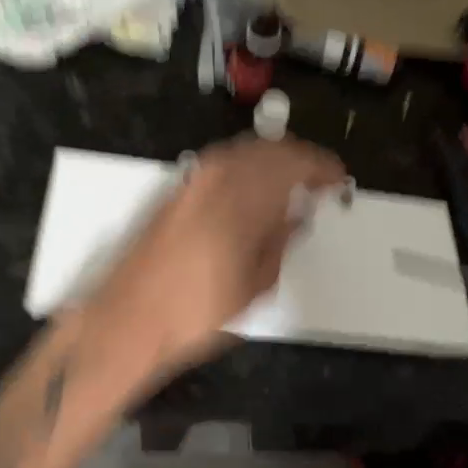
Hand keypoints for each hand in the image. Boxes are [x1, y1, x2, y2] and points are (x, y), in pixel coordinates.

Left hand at [85, 136, 346, 375]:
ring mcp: (194, 181)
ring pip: (246, 150)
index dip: (323, 168)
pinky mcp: (179, 189)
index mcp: (243, 201)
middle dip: (301, 158)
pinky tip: (256, 183)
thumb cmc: (195, 313)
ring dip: (274, 157)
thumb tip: (296, 218)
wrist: (130, 318)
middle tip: (320, 178)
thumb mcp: (255, 287)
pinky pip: (224, 160)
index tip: (338, 178)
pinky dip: (248, 164)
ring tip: (294, 179)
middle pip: (271, 148)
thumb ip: (280, 243)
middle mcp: (218, 181)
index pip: (295, 164)